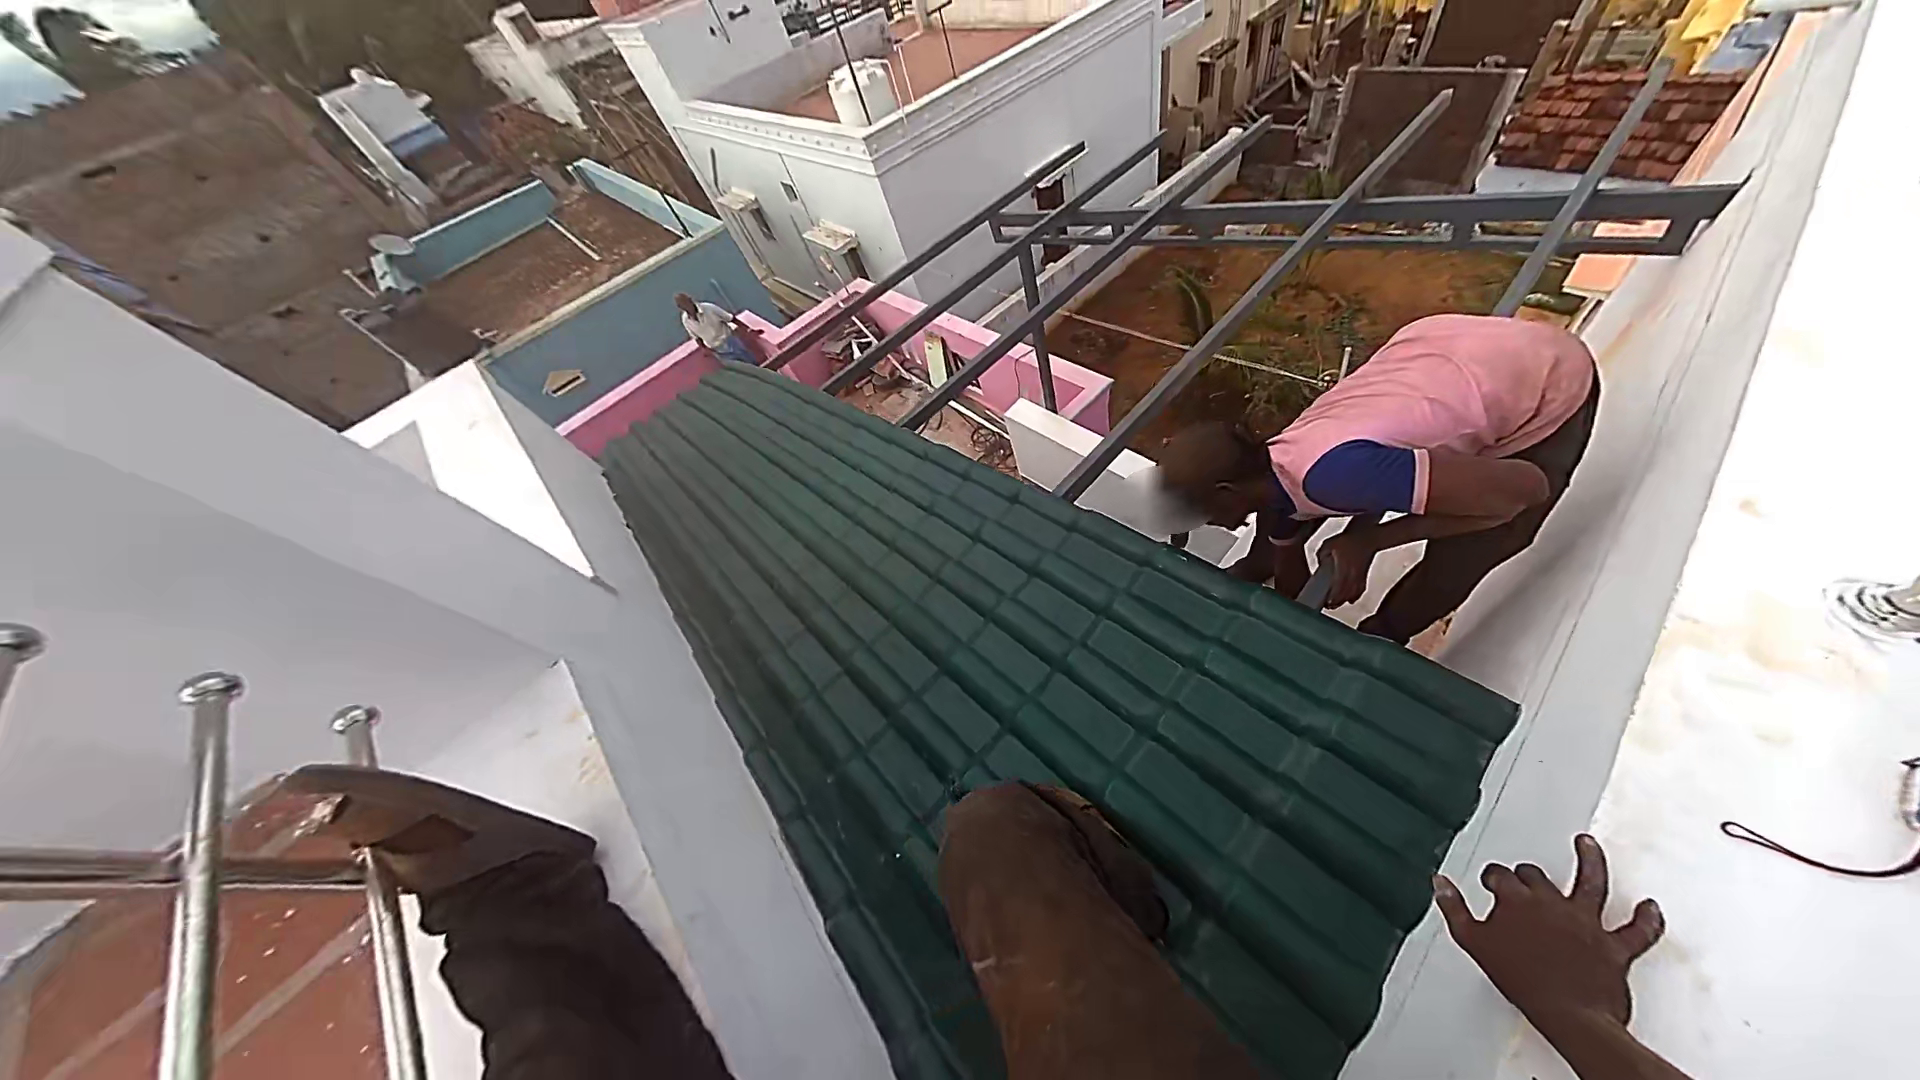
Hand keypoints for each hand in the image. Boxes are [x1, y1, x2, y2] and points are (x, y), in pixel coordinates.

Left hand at [1317, 527, 1378, 608]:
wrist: (1367, 538)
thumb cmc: (1346, 541)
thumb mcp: (1328, 544)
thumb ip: (1322, 555)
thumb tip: (1319, 566)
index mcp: (1344, 565)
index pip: (1339, 584)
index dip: (1334, 595)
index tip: (1327, 602)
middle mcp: (1353, 572)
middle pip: (1346, 592)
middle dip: (1337, 601)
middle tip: (1328, 605)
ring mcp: (1360, 575)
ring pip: (1354, 592)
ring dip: (1345, 600)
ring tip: (1335, 604)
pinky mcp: (1364, 576)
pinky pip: (1361, 589)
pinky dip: (1355, 596)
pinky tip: (1350, 600)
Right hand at [1434, 835, 1664, 1043]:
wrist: (1569, 1016)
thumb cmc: (1521, 979)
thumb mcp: (1472, 941)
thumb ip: (1453, 907)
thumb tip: (1440, 883)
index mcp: (1516, 900)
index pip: (1500, 875)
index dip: (1492, 878)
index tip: (1489, 885)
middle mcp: (1551, 903)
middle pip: (1536, 876)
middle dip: (1527, 875)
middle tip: (1522, 880)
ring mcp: (1586, 923)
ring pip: (1591, 883)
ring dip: (1591, 860)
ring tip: (1588, 844)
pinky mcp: (1614, 947)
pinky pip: (1638, 931)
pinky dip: (1648, 919)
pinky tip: (1651, 906)